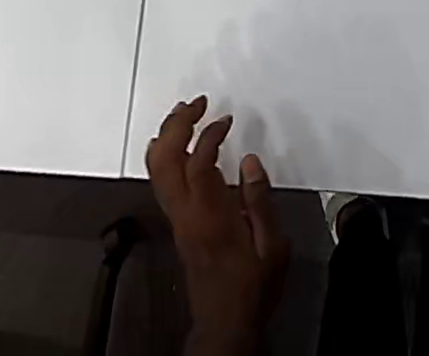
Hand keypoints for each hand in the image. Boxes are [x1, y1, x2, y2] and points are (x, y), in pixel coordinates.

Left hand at [146, 96, 289, 355]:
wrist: (225, 324)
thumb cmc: (251, 288)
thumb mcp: (271, 247)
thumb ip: (260, 201)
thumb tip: (250, 162)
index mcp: (211, 218)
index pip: (198, 165)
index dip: (208, 136)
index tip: (224, 120)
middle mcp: (186, 214)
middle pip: (166, 161)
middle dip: (178, 126)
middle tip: (197, 104)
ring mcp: (177, 218)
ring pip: (157, 170)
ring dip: (167, 136)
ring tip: (182, 113)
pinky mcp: (176, 222)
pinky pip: (160, 180)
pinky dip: (163, 154)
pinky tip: (171, 143)